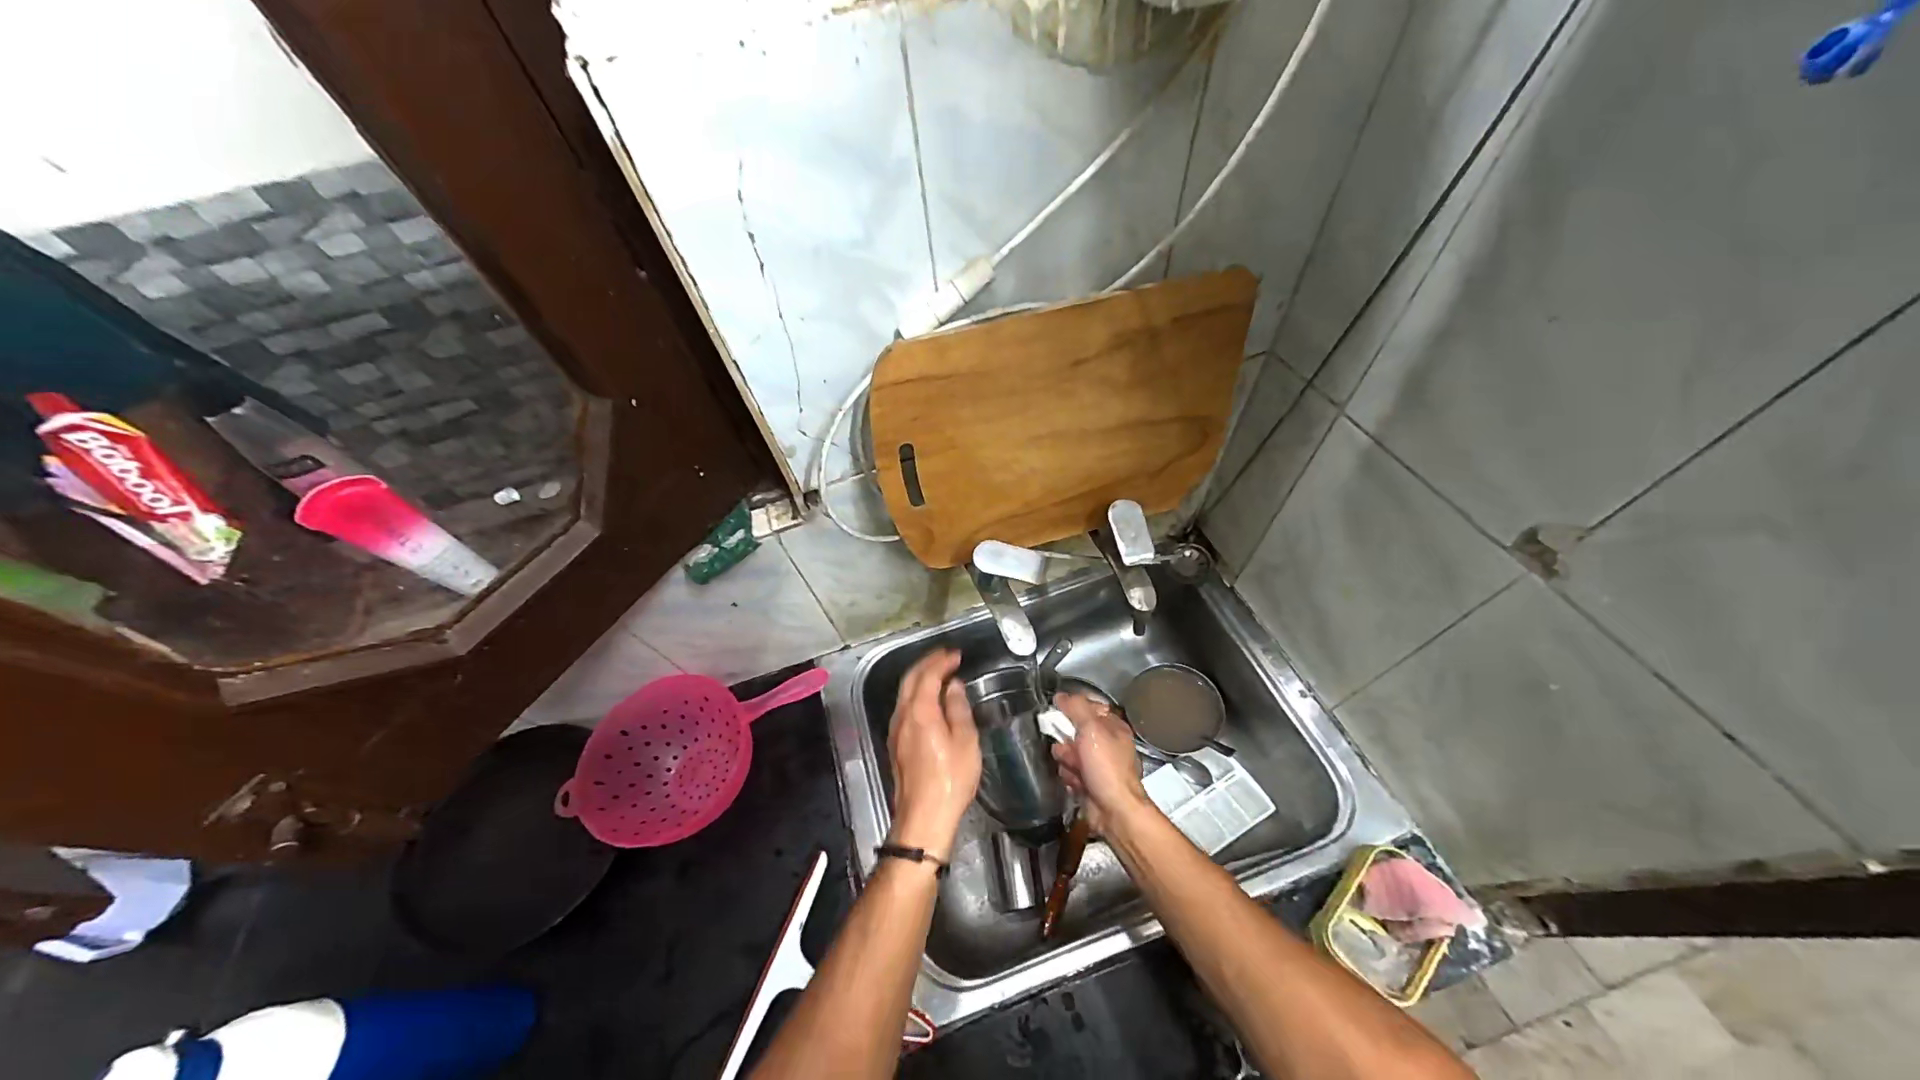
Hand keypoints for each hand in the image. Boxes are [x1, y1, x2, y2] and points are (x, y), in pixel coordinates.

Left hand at [885, 648, 980, 860]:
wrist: (923, 817)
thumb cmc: (950, 780)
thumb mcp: (965, 742)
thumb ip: (958, 709)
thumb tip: (953, 687)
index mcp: (920, 712)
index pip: (927, 675)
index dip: (941, 661)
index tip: (955, 654)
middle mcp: (902, 716)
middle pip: (910, 680)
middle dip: (927, 664)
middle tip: (946, 657)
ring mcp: (896, 731)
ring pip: (904, 693)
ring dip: (920, 678)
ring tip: (940, 674)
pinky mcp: (896, 744)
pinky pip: (904, 707)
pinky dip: (917, 694)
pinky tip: (930, 700)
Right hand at [1050, 691, 1155, 835]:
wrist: (1114, 811)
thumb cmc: (1108, 768)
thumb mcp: (1091, 729)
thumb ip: (1076, 708)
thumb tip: (1061, 696)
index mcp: (1114, 727)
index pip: (1090, 707)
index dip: (1074, 708)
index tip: (1059, 710)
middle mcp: (1108, 745)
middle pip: (1076, 731)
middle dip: (1066, 740)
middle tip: (1068, 747)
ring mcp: (1099, 765)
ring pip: (1070, 753)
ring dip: (1066, 760)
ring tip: (1072, 767)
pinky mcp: (1089, 783)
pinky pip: (1070, 772)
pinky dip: (1069, 776)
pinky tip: (1074, 781)